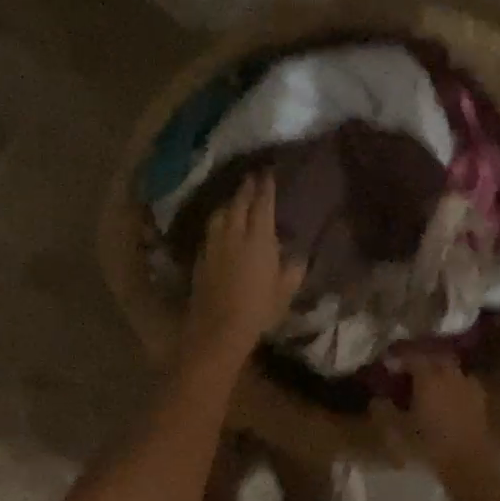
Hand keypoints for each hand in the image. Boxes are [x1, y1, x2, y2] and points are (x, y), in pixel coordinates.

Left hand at [186, 174, 305, 363]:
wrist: (218, 327)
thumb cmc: (258, 310)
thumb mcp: (284, 292)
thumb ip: (293, 270)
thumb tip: (299, 256)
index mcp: (258, 239)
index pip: (262, 204)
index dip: (265, 187)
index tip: (267, 172)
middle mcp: (234, 233)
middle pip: (239, 203)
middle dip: (246, 187)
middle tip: (252, 176)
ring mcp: (214, 243)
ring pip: (220, 213)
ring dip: (229, 202)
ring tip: (236, 199)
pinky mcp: (201, 255)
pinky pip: (210, 229)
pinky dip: (218, 221)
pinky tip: (221, 225)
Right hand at [373, 353, 497, 479]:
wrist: (471, 467)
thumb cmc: (431, 446)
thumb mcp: (398, 431)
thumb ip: (384, 411)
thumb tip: (377, 399)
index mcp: (428, 378)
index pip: (412, 356)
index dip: (398, 357)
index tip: (388, 364)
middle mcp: (449, 375)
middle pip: (435, 356)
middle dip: (421, 358)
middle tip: (408, 368)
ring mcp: (468, 387)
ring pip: (452, 368)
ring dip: (439, 369)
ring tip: (429, 380)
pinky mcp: (481, 402)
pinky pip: (465, 383)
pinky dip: (454, 383)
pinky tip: (449, 396)